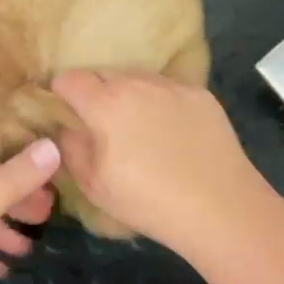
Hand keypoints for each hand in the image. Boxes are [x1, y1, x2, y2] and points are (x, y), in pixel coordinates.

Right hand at [50, 69, 276, 251]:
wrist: (222, 210)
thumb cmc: (148, 201)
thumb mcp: (93, 184)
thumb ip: (69, 147)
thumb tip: (64, 127)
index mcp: (105, 103)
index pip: (68, 78)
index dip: (60, 94)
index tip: (66, 115)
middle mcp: (137, 83)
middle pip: (101, 73)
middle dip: (93, 92)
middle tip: (99, 125)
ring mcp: (172, 86)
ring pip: (135, 77)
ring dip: (126, 94)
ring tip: (137, 127)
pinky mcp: (201, 95)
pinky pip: (167, 88)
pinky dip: (159, 102)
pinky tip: (170, 132)